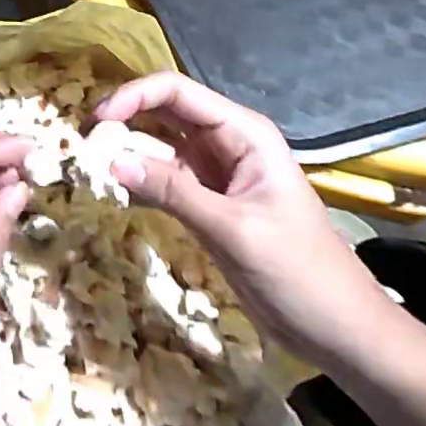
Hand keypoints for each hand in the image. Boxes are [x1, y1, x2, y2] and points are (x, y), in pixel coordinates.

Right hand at [92, 73, 398, 368]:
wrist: (342, 333)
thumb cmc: (301, 273)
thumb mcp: (234, 229)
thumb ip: (173, 191)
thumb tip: (111, 161)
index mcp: (242, 132)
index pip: (176, 91)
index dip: (133, 96)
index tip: (98, 120)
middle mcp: (224, 141)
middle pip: (162, 111)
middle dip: (122, 118)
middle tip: (83, 139)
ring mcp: (212, 170)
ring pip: (157, 143)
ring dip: (125, 149)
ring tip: (89, 163)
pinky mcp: (204, 199)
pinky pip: (161, 176)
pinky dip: (136, 178)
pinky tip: (114, 187)